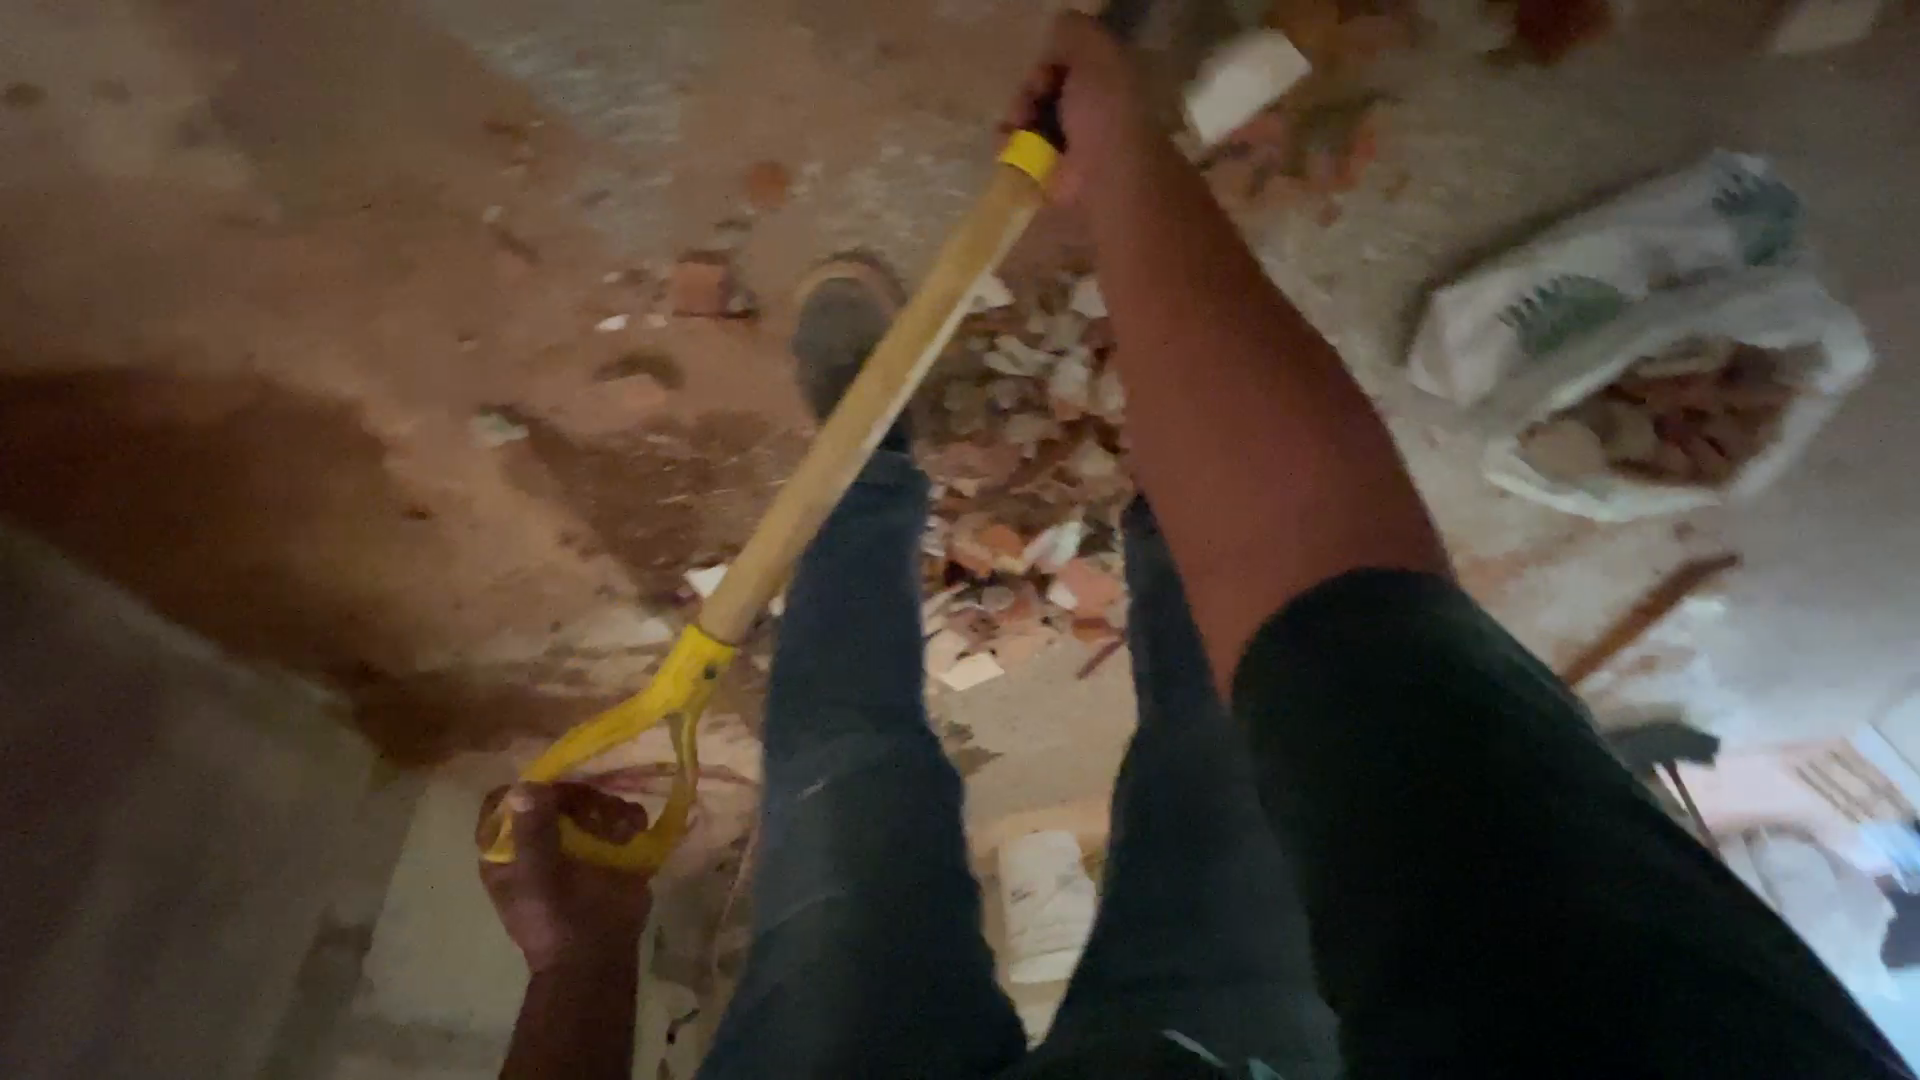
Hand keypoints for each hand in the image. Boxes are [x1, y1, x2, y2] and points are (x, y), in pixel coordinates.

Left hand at [478, 782, 654, 973]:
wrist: (600, 954)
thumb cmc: (559, 920)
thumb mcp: (539, 878)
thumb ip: (533, 833)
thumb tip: (526, 785)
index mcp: (508, 849)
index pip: (504, 803)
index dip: (526, 789)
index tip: (555, 788)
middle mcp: (540, 838)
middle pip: (554, 794)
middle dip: (578, 797)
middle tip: (595, 808)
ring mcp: (576, 841)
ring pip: (590, 800)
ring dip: (608, 806)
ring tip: (620, 826)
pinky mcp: (608, 845)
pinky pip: (619, 815)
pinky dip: (628, 816)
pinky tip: (634, 829)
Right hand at [1003, 11, 1169, 205]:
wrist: (1106, 179)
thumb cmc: (1105, 112)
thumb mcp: (1095, 52)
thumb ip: (1074, 32)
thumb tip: (1055, 31)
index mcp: (1107, 83)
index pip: (1069, 63)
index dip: (1051, 62)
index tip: (1046, 73)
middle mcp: (1089, 113)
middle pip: (1045, 90)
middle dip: (1030, 90)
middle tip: (1028, 102)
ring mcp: (1068, 147)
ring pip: (1029, 119)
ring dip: (1016, 116)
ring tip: (1014, 124)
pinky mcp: (1048, 175)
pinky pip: (1019, 151)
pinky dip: (1007, 144)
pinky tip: (1005, 142)